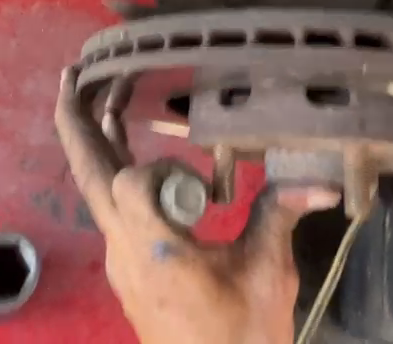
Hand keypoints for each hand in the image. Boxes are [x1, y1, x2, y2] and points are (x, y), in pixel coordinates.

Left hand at [54, 69, 338, 343]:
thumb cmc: (241, 338)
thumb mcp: (267, 276)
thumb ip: (281, 215)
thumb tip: (322, 181)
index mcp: (153, 252)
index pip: (129, 185)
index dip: (164, 169)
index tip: (207, 192)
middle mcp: (123, 251)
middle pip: (89, 176)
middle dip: (75, 123)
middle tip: (69, 76)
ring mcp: (120, 259)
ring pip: (96, 189)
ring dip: (95, 140)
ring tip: (98, 94)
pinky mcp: (128, 264)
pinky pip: (111, 204)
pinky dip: (112, 163)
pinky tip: (122, 141)